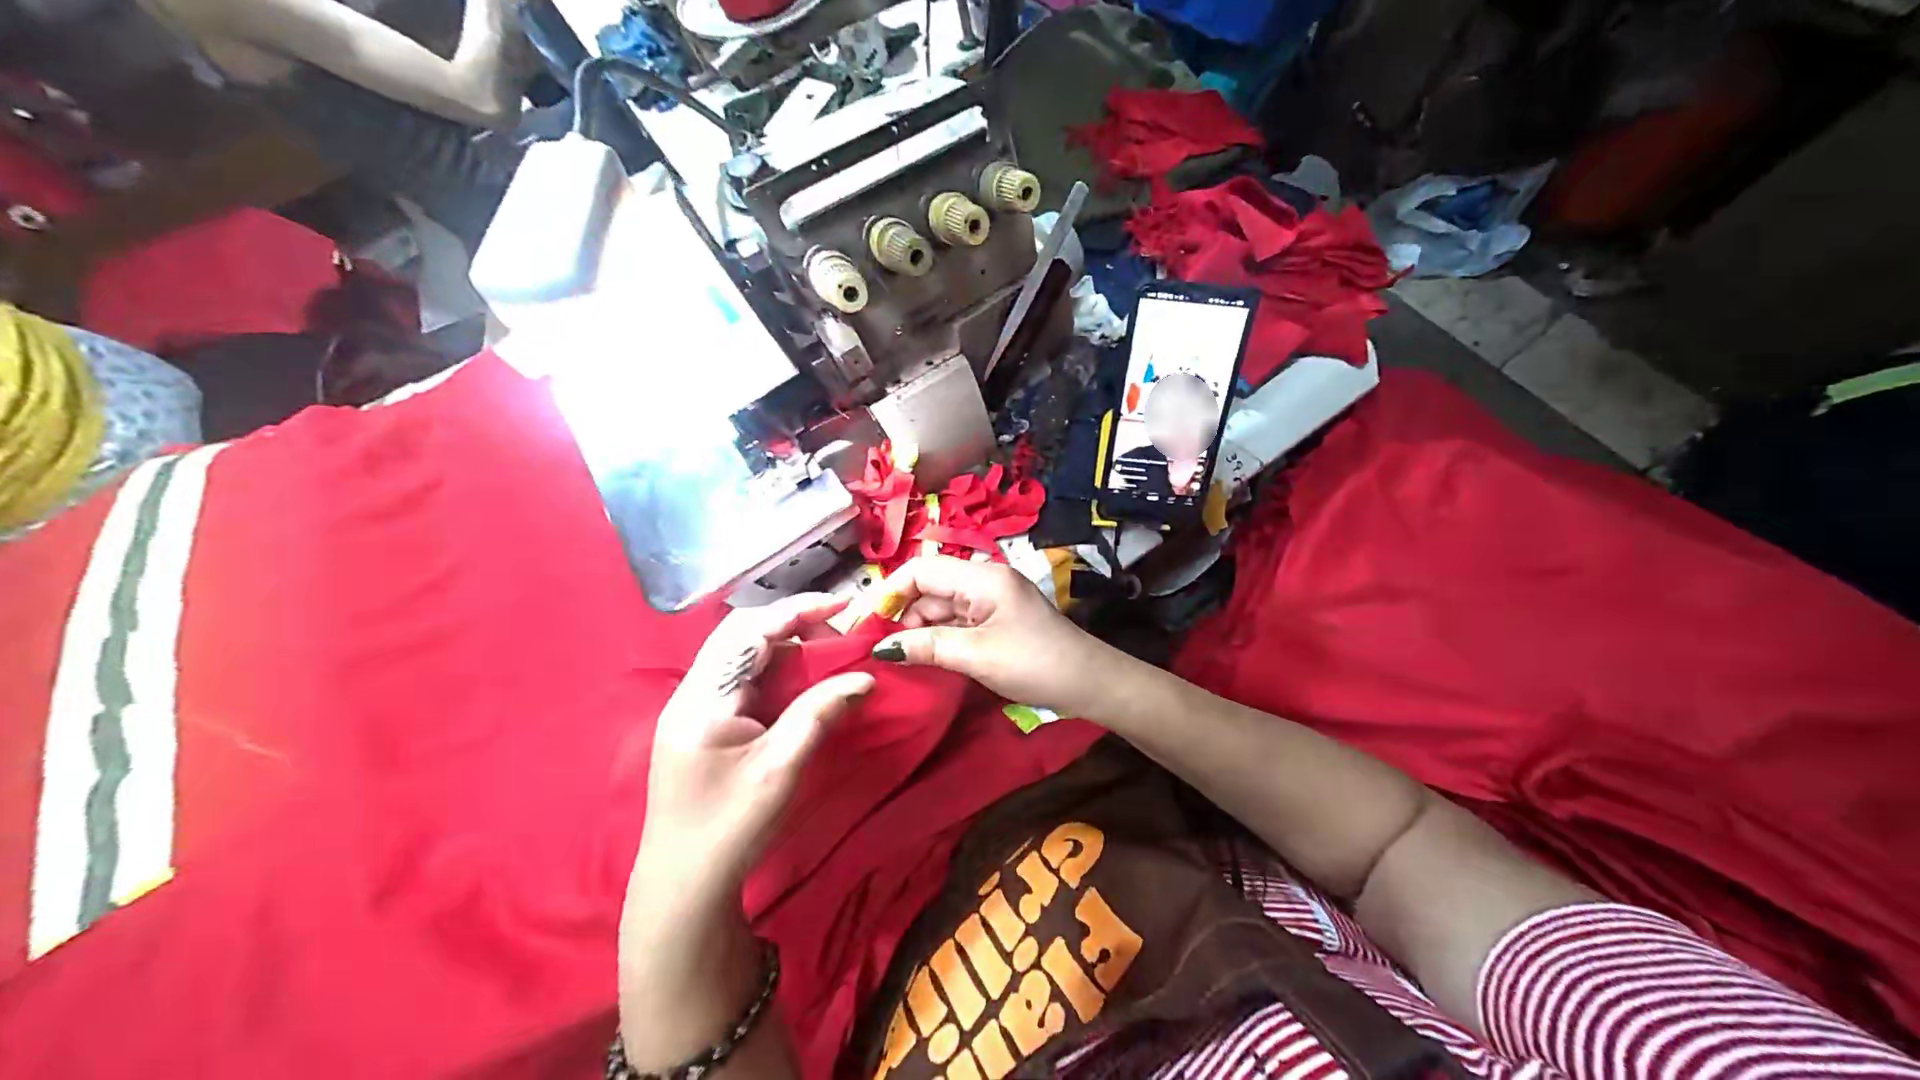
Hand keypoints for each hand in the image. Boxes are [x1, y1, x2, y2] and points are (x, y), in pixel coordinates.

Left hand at [637, 594, 875, 896]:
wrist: (683, 888)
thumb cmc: (730, 829)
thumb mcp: (781, 768)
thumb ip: (819, 713)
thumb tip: (865, 677)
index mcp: (702, 699)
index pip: (749, 632)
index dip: (797, 611)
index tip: (843, 604)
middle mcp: (691, 693)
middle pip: (742, 634)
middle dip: (792, 625)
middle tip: (838, 639)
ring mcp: (693, 708)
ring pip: (743, 655)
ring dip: (786, 648)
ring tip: (827, 658)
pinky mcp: (702, 724)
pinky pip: (743, 679)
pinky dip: (776, 672)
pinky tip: (801, 685)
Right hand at [868, 556, 1124, 718]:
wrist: (1090, 684)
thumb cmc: (1035, 663)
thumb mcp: (976, 655)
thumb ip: (927, 646)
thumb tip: (883, 648)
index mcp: (982, 576)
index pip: (921, 570)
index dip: (890, 593)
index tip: (868, 625)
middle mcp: (984, 580)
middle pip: (929, 587)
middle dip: (903, 613)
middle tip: (880, 649)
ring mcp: (992, 600)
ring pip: (941, 606)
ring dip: (919, 629)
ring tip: (899, 658)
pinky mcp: (997, 620)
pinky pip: (958, 621)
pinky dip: (939, 637)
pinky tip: (925, 657)